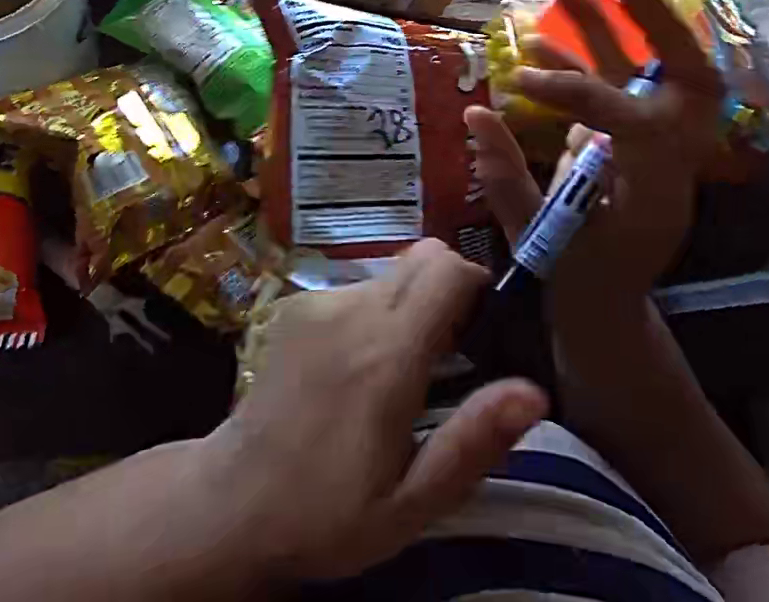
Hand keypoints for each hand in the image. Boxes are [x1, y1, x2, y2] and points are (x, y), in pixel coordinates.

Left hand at [206, 239, 547, 583]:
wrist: (233, 499)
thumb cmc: (329, 511)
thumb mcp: (413, 501)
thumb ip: (474, 440)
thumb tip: (535, 390)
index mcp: (386, 352)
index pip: (446, 269)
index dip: (476, 285)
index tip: (485, 327)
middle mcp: (350, 309)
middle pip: (421, 257)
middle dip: (448, 289)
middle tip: (449, 354)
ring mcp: (315, 301)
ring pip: (388, 273)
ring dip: (409, 305)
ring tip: (399, 368)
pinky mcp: (291, 304)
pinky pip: (354, 288)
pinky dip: (372, 311)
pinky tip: (356, 364)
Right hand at [465, 0, 724, 305]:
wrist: (608, 302)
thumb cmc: (576, 278)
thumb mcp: (535, 236)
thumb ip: (505, 176)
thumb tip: (474, 114)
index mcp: (655, 196)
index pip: (637, 127)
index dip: (580, 96)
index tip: (523, 84)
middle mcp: (669, 164)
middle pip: (691, 84)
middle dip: (660, 30)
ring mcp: (653, 150)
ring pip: (654, 78)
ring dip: (616, 31)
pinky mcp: (630, 142)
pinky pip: (617, 93)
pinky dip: (586, 63)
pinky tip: (542, 41)